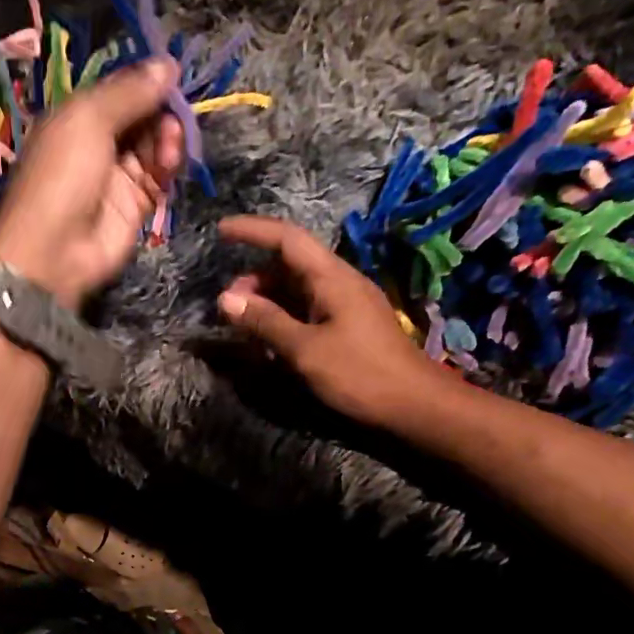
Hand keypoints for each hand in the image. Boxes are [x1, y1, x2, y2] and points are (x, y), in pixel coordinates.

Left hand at [0, 58, 184, 306]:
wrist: (56, 249)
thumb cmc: (63, 176)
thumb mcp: (89, 120)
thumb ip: (130, 92)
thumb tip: (168, 64)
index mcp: (77, 117)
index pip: (119, 92)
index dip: (145, 84)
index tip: (172, 78)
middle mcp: (98, 144)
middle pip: (141, 118)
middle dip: (160, 113)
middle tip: (171, 119)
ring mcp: (117, 177)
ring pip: (154, 147)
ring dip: (167, 140)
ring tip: (169, 148)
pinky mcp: (135, 206)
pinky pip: (159, 178)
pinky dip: (167, 168)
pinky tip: (169, 165)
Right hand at [215, 215, 443, 424]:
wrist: (413, 403)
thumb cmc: (360, 373)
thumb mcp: (305, 349)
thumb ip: (266, 321)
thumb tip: (225, 299)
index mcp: (331, 277)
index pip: (287, 238)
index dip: (252, 230)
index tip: (220, 230)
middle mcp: (339, 282)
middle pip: (289, 265)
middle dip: (254, 279)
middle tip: (228, 307)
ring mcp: (346, 303)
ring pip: (297, 288)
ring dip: (267, 301)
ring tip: (243, 325)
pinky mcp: (348, 325)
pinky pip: (308, 308)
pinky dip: (284, 316)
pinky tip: (270, 339)